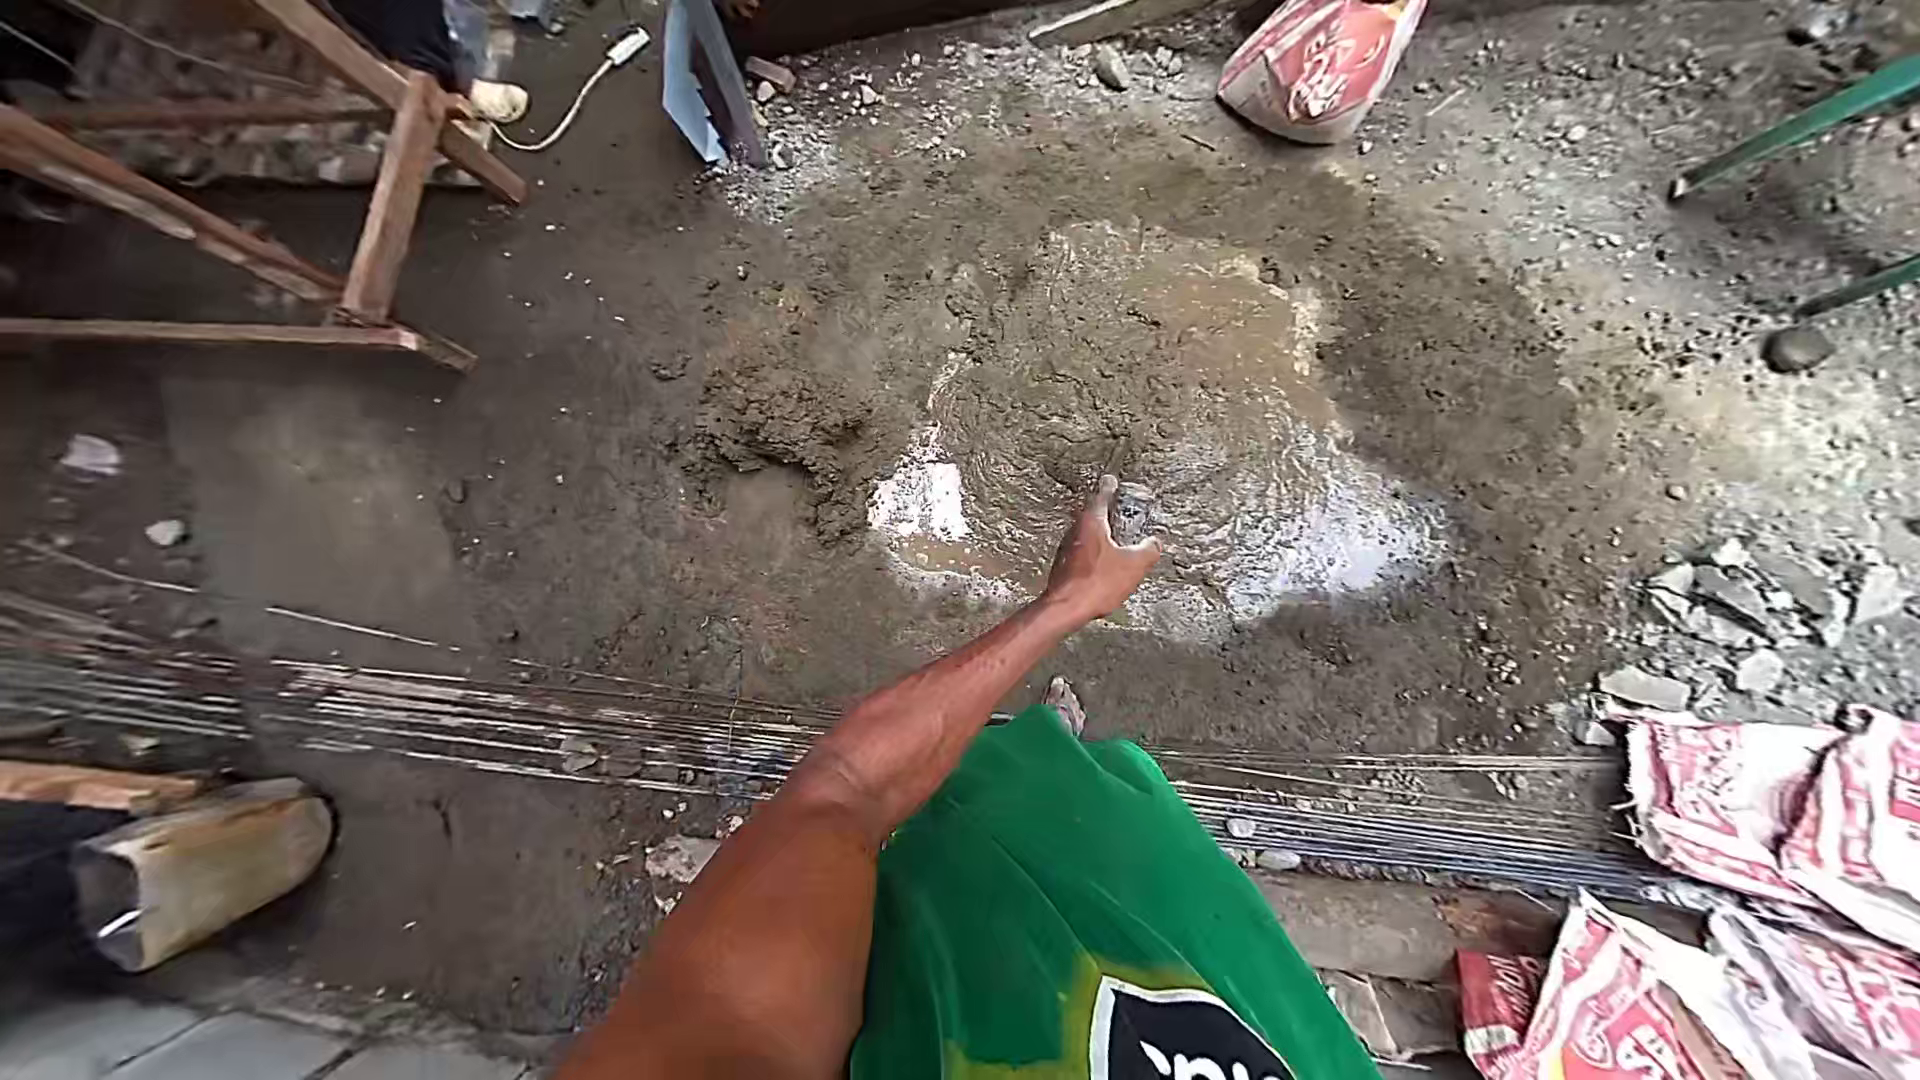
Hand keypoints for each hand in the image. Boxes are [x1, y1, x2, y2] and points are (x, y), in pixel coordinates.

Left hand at [1041, 475, 1161, 622]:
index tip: (1111, 481)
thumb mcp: (1134, 565)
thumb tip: (1154, 543)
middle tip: (1120, 513)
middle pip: (1092, 515)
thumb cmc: (1095, 583)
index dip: (1109, 488)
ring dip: (1101, 535)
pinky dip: (1095, 552)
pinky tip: (1103, 565)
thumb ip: (1148, 550)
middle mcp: (1075, 531)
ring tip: (1116, 542)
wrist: (1066, 608)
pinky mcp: (1064, 565)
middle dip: (1107, 514)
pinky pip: (1082, 551)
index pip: (1101, 497)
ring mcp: (1066, 548)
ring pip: (1086, 534)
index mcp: (1091, 522)